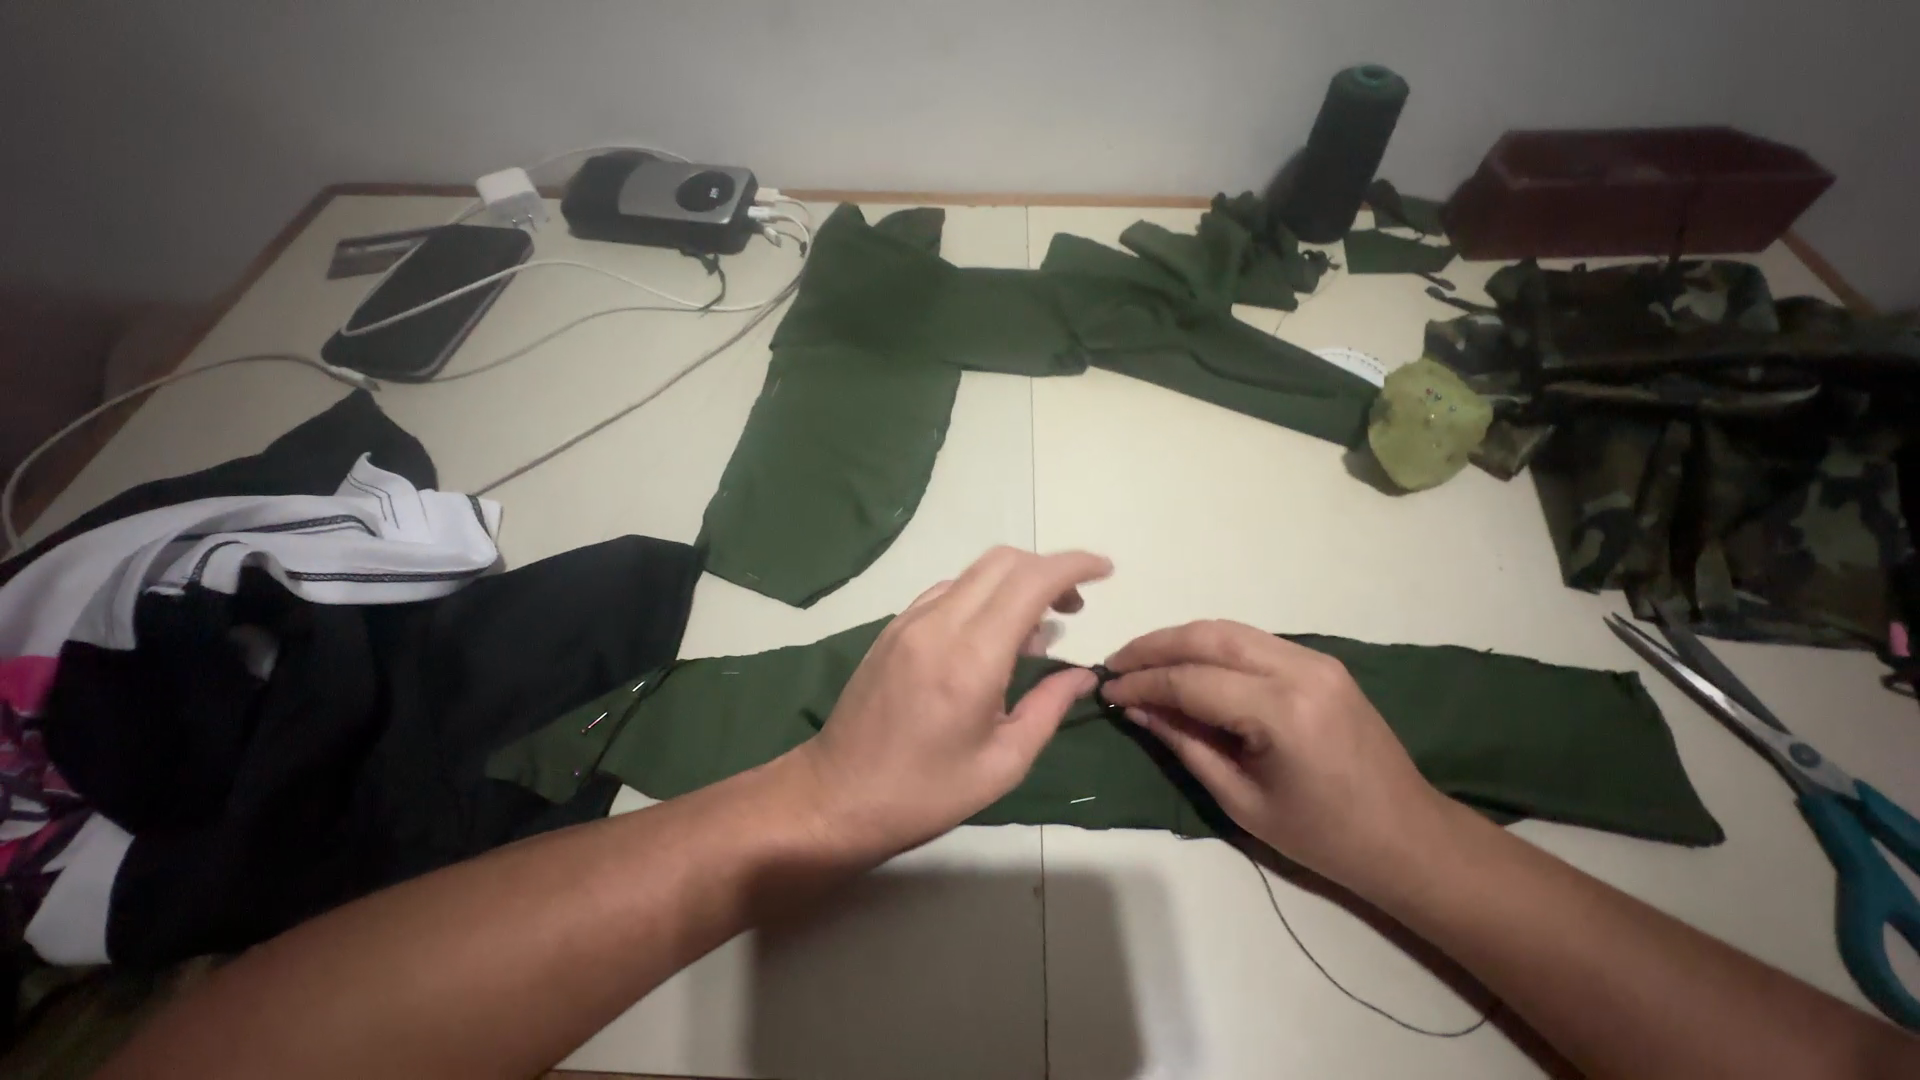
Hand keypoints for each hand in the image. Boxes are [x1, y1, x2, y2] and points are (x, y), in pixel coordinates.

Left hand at [797, 547, 1112, 856]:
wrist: (837, 795)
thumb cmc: (925, 792)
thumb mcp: (1003, 763)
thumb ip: (1049, 707)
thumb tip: (1083, 673)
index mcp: (972, 657)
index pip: (1031, 581)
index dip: (1074, 566)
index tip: (1106, 572)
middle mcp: (939, 624)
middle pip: (1003, 561)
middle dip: (1049, 570)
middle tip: (1073, 610)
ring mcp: (910, 621)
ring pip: (973, 573)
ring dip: (1015, 583)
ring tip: (1036, 633)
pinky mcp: (892, 629)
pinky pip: (947, 591)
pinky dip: (982, 597)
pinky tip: (991, 639)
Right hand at [1101, 620, 1448, 891]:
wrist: (1407, 836)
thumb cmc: (1322, 835)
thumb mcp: (1241, 800)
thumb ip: (1185, 744)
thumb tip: (1136, 708)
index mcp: (1282, 712)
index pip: (1192, 680)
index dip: (1143, 683)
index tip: (1106, 690)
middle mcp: (1299, 670)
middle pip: (1209, 636)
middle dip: (1154, 646)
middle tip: (1116, 664)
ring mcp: (1316, 660)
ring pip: (1229, 629)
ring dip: (1180, 640)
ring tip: (1141, 661)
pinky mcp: (1322, 662)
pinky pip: (1253, 641)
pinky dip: (1211, 646)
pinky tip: (1187, 664)